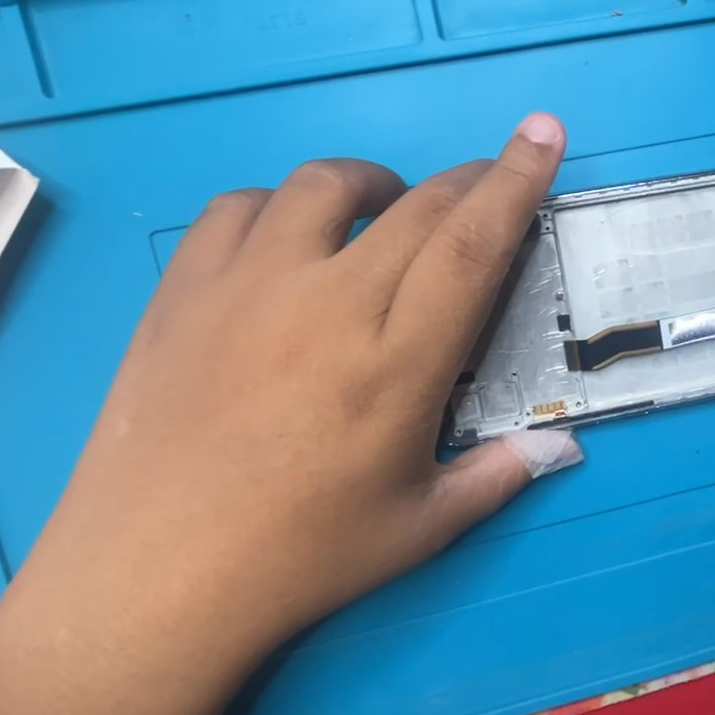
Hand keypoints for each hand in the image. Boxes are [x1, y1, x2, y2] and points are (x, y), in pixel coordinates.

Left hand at [6, 112, 579, 681]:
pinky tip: (291, 241)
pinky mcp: (184, 293)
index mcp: (399, 361)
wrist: (148, 582)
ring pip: (324, 185)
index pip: (472, 246)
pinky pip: (237, 208)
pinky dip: (280, 206)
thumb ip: (502, 474)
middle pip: (419, 206)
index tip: (542, 132)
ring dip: (377, 183)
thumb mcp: (422, 528)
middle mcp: (329, 305)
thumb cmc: (302, 557)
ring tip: (389, 209)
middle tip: (488, 184)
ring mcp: (248, 289)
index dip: (515, 181)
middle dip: (470, 178)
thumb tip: (566, 445)